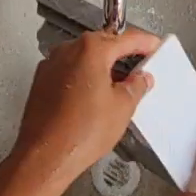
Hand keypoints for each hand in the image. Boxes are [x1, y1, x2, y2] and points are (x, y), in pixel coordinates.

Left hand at [6, 29, 158, 194]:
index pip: (126, 38)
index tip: (153, 45)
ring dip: (102, 66)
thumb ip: (136, 86)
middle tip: (140, 65)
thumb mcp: (122, 108)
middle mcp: (68, 51)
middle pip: (103, 43)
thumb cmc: (79, 133)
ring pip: (84, 57)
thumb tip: (140, 79)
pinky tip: (93, 96)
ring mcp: (51, 65)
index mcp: (91, 50)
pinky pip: (69, 71)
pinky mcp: (42, 81)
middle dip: (123, 53)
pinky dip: (84, 77)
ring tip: (118, 86)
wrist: (45, 156)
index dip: (145, 42)